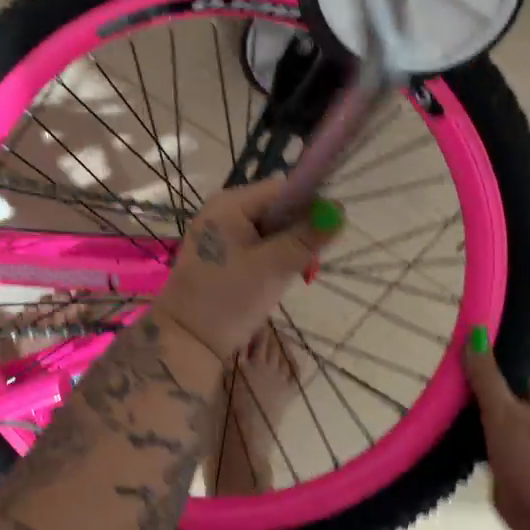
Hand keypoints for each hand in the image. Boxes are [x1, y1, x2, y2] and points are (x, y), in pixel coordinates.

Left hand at [153, 178, 340, 362]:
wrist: (188, 339)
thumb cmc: (228, 298)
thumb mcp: (273, 267)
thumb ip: (307, 238)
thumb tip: (341, 210)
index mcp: (229, 204)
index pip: (281, 190)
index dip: (309, 206)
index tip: (326, 235)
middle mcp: (222, 210)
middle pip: (276, 208)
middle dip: (298, 232)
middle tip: (308, 264)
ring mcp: (220, 232)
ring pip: (269, 230)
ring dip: (287, 249)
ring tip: (292, 274)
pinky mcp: (222, 254)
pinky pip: (257, 245)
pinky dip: (272, 259)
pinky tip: (274, 280)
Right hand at [462, 341, 529, 529]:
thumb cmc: (527, 456)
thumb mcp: (502, 410)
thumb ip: (486, 376)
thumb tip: (475, 332)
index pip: (519, 377)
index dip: (498, 364)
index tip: (469, 355)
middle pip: (507, 400)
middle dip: (483, 392)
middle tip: (449, 380)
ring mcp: (526, 450)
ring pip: (497, 424)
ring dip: (476, 418)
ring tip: (444, 406)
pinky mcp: (511, 471)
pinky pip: (489, 447)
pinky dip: (474, 441)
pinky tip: (452, 438)